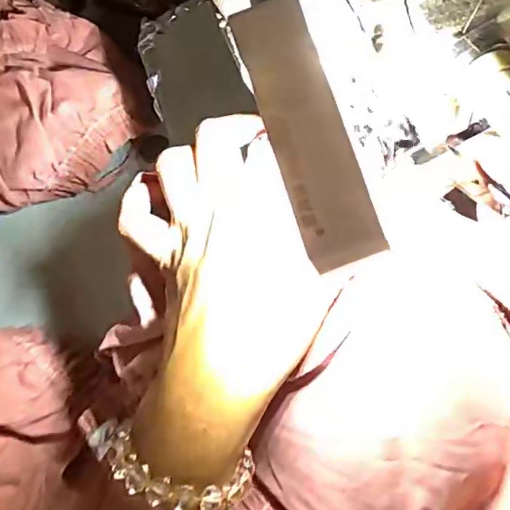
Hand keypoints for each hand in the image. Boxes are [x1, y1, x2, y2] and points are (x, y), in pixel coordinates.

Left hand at [118, 115, 335, 480]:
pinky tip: (156, 197)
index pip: (261, 146)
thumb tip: (377, 220)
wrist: (216, 381)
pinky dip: (140, 200)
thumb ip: (346, 243)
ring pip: (167, 168)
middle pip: (206, 140)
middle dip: (230, 128)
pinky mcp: (159, 260)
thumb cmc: (273, 329)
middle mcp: (212, 207)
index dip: (276, 130)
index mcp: (253, 207)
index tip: (291, 134)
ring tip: (210, 163)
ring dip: (187, 156)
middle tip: (252, 139)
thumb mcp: (323, 279)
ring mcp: (179, 232)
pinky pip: (132, 220)